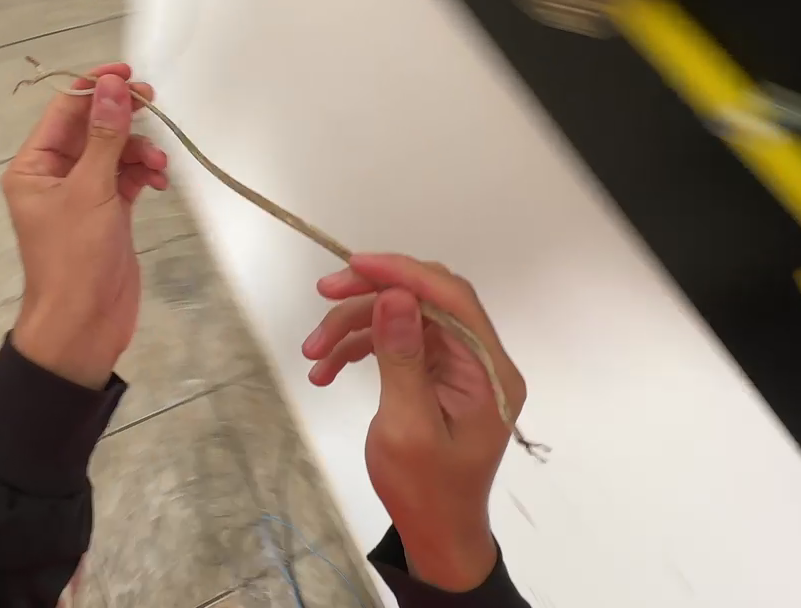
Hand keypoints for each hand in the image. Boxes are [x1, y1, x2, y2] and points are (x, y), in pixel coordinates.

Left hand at [1, 63, 168, 388]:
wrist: (84, 326)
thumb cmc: (75, 256)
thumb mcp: (90, 190)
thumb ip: (106, 136)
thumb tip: (113, 86)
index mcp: (34, 166)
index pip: (65, 110)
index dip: (95, 87)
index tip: (128, 73)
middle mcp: (55, 174)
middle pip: (92, 128)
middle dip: (123, 118)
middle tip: (152, 104)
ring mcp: (83, 193)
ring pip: (114, 152)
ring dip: (138, 151)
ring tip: (158, 166)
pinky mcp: (107, 211)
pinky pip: (126, 177)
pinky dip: (143, 174)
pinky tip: (158, 182)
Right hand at [301, 253, 524, 591]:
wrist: (434, 534)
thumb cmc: (425, 490)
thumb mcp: (408, 427)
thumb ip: (403, 358)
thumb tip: (396, 295)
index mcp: (487, 370)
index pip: (451, 297)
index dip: (403, 272)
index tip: (354, 265)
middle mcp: (475, 356)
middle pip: (422, 297)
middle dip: (369, 293)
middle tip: (324, 295)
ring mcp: (453, 362)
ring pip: (399, 315)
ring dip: (352, 326)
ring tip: (312, 353)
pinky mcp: (431, 369)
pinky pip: (391, 339)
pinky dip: (355, 347)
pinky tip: (325, 369)